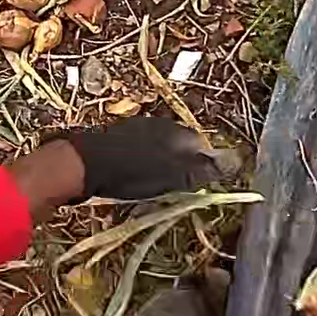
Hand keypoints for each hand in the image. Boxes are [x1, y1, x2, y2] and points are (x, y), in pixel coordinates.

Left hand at [67, 117, 218, 200]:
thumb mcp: (172, 175)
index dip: (203, 168)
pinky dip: (142, 167)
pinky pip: (139, 153)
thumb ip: (202, 169)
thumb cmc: (130, 171)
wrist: (81, 164)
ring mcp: (135, 129)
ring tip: (153, 189)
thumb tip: (235, 163)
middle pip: (181, 147)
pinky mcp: (117, 139)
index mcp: (175, 130)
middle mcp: (158, 124)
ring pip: (159, 150)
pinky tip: (132, 180)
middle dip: (181, 168)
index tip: (197, 188)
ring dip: (161, 169)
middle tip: (175, 191)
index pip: (202, 146)